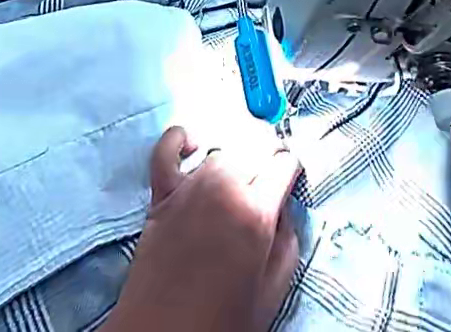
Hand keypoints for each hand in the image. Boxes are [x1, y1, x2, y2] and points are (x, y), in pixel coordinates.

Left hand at [103, 126, 302, 331]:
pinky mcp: (161, 190)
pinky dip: (178, 139)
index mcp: (256, 213)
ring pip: (219, 152)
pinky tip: (191, 143)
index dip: (289, 167)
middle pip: (251, 150)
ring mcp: (189, 185)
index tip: (288, 175)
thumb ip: (287, 242)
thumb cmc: (223, 318)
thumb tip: (285, 208)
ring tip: (236, 183)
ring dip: (232, 161)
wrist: (165, 331)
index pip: (282, 164)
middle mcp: (224, 188)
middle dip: (263, 160)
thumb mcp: (273, 290)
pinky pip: (167, 148)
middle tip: (265, 181)